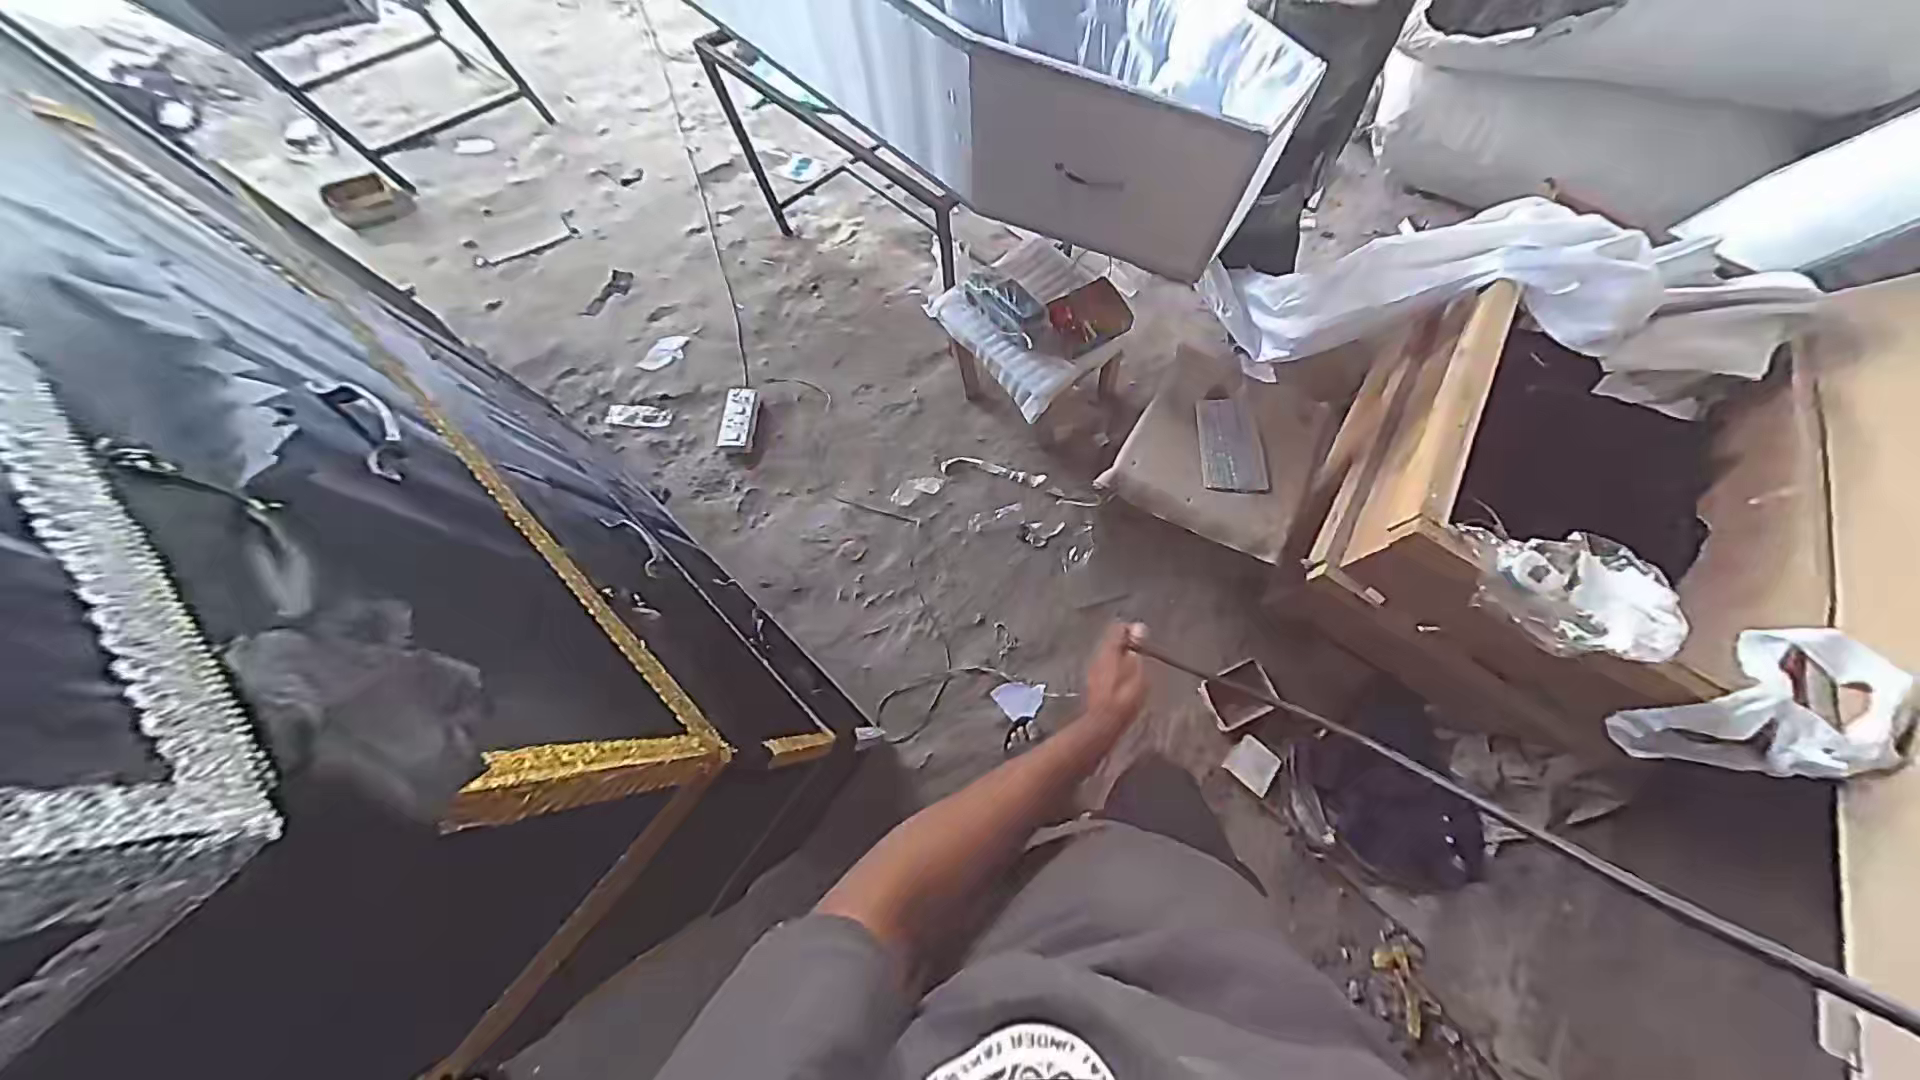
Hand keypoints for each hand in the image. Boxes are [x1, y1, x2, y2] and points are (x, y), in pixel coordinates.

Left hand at [1083, 622, 1148, 724]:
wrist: (1105, 721)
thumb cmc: (1125, 696)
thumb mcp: (1137, 670)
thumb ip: (1136, 648)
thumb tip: (1138, 628)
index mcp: (1109, 650)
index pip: (1118, 628)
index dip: (1133, 630)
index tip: (1145, 639)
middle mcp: (1098, 656)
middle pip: (1113, 641)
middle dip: (1128, 644)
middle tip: (1143, 653)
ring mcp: (1094, 669)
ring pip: (1109, 655)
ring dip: (1123, 657)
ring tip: (1137, 668)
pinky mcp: (1094, 682)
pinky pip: (1107, 668)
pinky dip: (1117, 669)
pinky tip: (1125, 681)